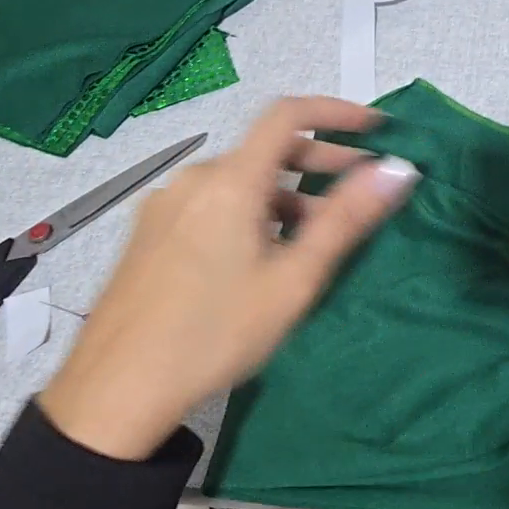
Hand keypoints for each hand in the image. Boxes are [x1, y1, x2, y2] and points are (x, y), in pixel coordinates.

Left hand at [39, 96, 418, 460]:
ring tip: (318, 232)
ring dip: (288, 191)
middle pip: (266, 148)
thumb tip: (397, 170)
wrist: (112, 395)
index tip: (375, 128)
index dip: (337, 112)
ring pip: (241, 179)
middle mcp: (194, 179)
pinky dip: (253, 208)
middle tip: (362, 186)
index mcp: (230, 181)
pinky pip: (214, 201)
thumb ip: (347, 219)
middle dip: (321, 160)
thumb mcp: (293, 281)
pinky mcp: (150, 231)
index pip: (288, 115)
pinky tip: (264, 251)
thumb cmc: (214, 334)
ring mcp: (166, 204)